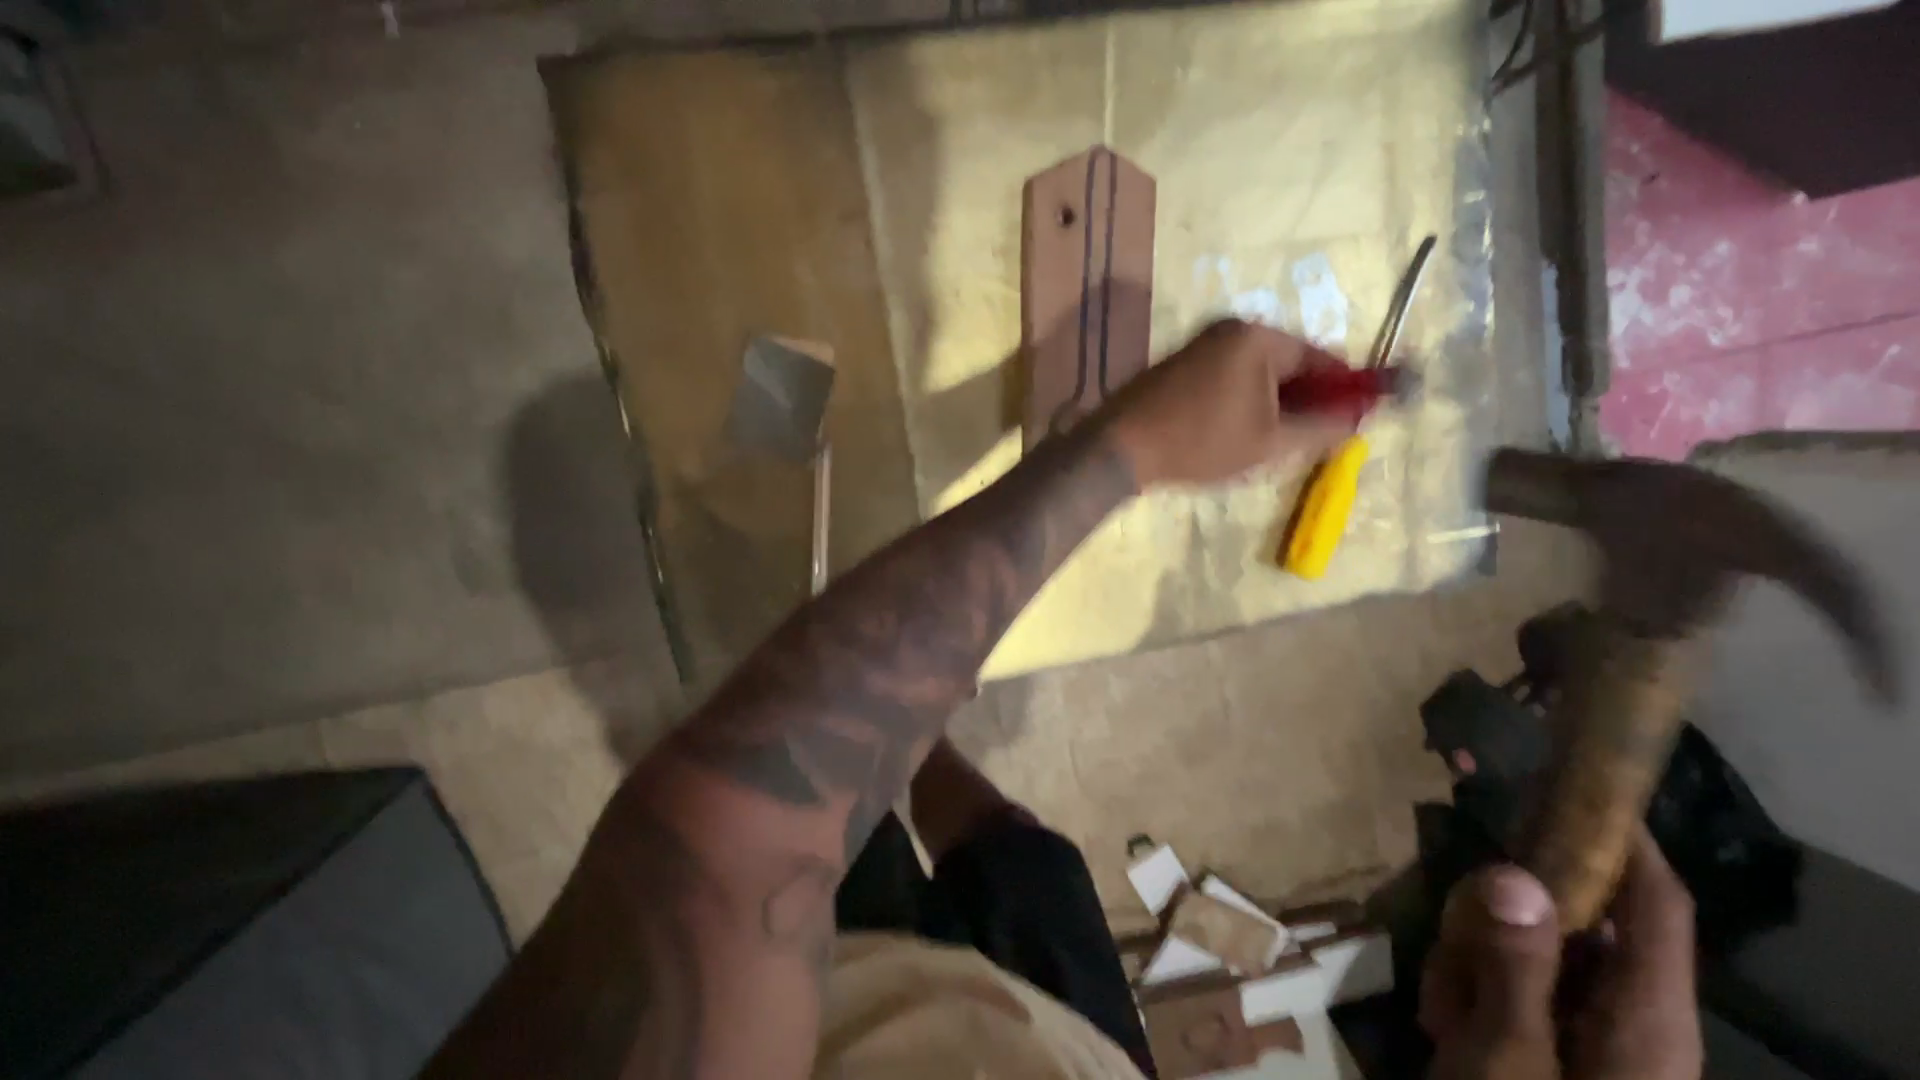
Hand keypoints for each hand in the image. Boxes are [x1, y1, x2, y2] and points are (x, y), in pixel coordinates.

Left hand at [1094, 319, 1353, 488]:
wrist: (1121, 447)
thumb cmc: (1201, 442)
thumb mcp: (1271, 442)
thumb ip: (1324, 426)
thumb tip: (1363, 417)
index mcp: (1258, 336)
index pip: (1322, 356)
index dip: (1344, 389)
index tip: (1356, 419)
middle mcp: (1231, 329)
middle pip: (1289, 362)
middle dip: (1306, 399)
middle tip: (1313, 438)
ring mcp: (1202, 344)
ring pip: (1259, 373)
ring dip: (1274, 404)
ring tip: (1274, 442)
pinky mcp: (1181, 364)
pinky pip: (1231, 378)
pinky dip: (1245, 401)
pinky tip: (1241, 434)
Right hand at [1420, 832, 1701, 1079]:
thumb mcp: (1508, 1060)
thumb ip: (1513, 968)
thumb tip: (1512, 875)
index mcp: (1648, 1021)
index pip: (1656, 904)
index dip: (1624, 839)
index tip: (1567, 782)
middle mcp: (1631, 1020)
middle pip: (1574, 921)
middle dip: (1500, 916)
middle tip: (1451, 937)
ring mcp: (1590, 1036)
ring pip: (1531, 952)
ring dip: (1474, 962)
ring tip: (1442, 1010)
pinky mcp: (1554, 1051)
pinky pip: (1514, 991)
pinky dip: (1473, 997)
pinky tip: (1445, 1028)